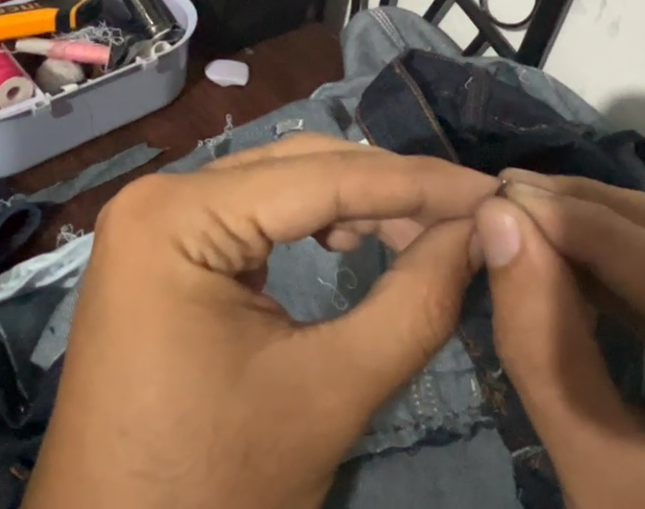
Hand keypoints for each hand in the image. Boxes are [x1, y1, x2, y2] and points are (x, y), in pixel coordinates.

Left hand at [24, 136, 496, 508]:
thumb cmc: (215, 484)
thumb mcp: (330, 392)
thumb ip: (414, 302)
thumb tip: (481, 230)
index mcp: (177, 214)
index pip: (322, 177)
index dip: (417, 183)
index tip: (492, 189)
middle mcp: (158, 196)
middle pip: (297, 168)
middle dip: (386, 191)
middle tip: (466, 217)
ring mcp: (152, 222)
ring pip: (276, 185)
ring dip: (352, 204)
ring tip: (419, 235)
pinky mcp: (160, 251)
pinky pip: (249, 215)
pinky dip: (309, 223)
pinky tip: (349, 241)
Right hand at [475, 170, 644, 507]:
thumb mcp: (616, 493)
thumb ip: (556, 362)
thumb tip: (504, 231)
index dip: (608, 243)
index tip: (512, 196)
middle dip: (612, 215)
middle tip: (517, 188)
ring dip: (620, 229)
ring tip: (536, 205)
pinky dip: (638, 268)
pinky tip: (581, 250)